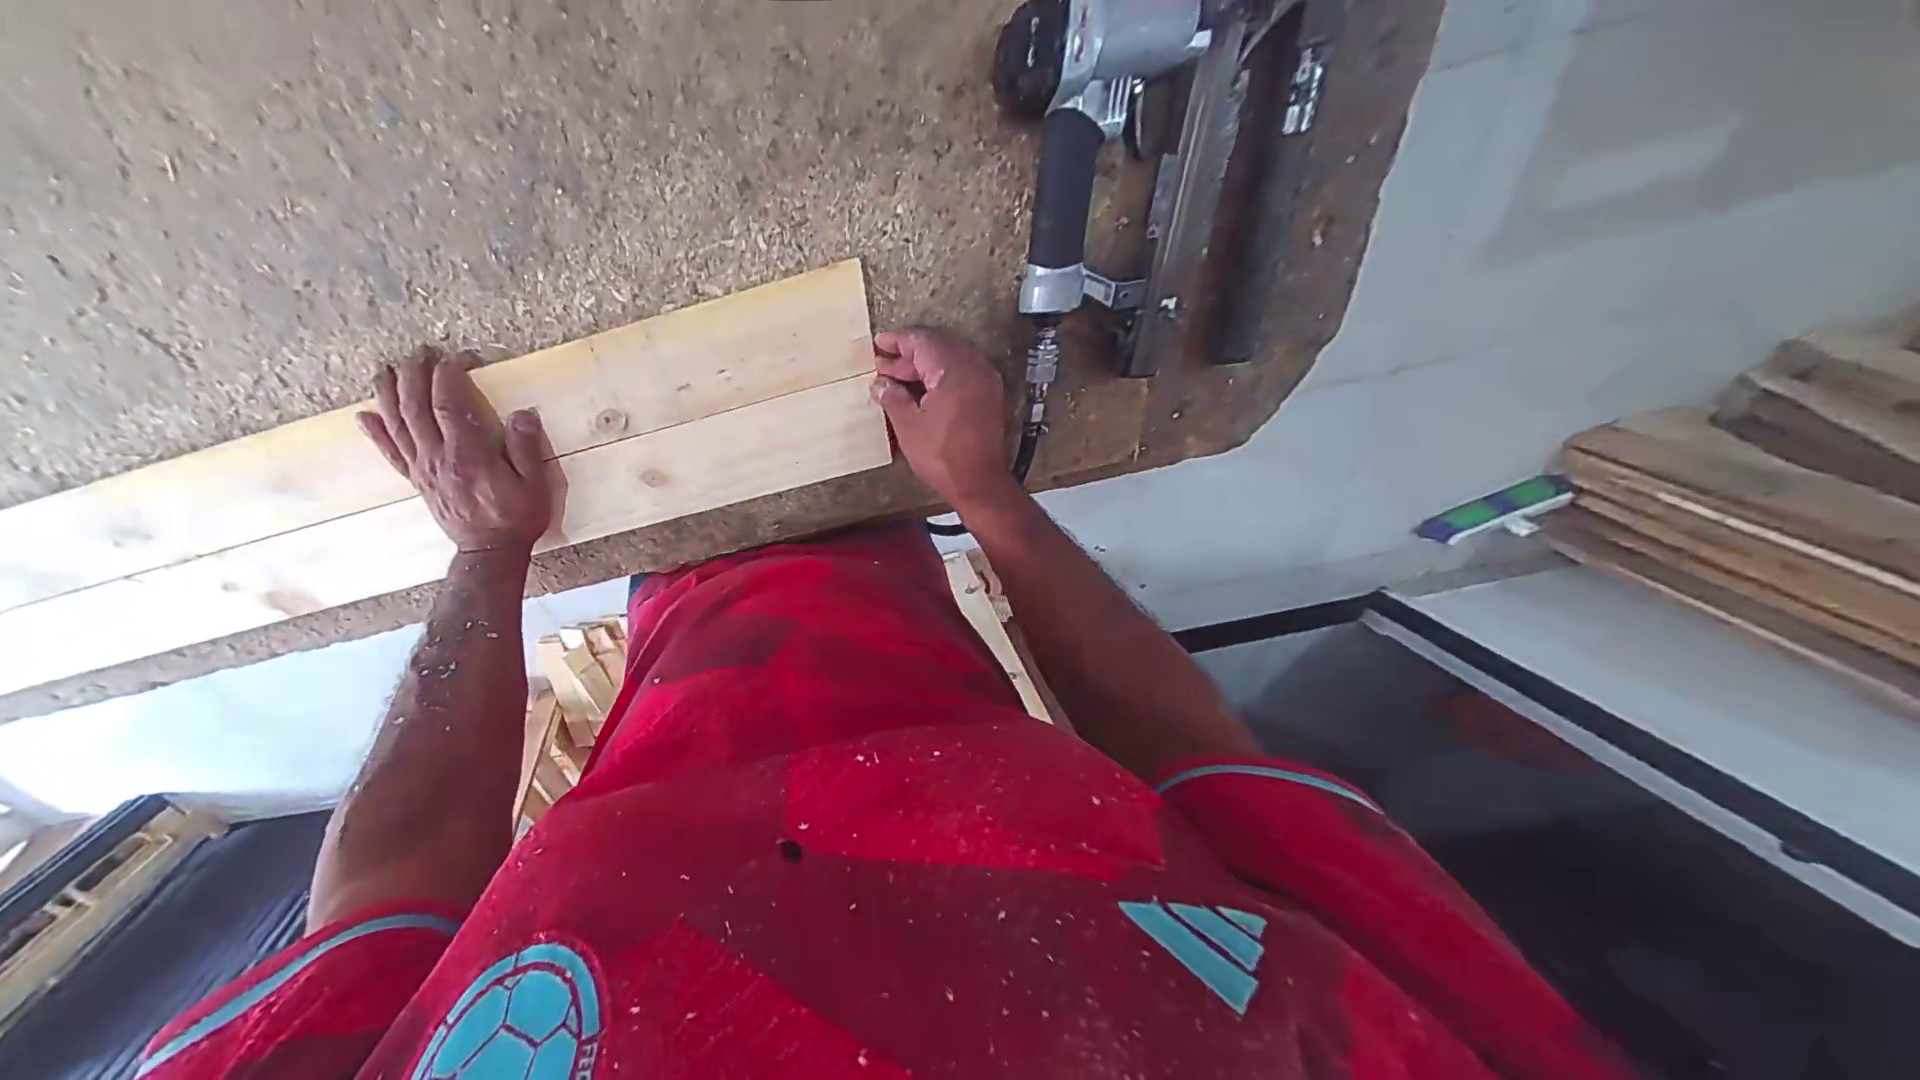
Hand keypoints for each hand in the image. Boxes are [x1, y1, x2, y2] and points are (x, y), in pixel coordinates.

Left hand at [358, 346, 552, 556]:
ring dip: (389, 393)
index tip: (456, 358)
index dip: (448, 376)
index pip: (449, 405)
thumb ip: (526, 449)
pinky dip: (376, 432)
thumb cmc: (518, 517)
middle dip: (415, 375)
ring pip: (397, 423)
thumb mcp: (535, 484)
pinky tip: (366, 415)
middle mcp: (438, 457)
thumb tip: (522, 415)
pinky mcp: (417, 480)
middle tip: (419, 353)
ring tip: (387, 369)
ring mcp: (423, 469)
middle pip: (415, 407)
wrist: (490, 551)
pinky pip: (391, 452)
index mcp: (468, 455)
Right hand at [871, 327, 1018, 510]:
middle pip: (938, 346)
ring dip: (923, 366)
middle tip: (883, 364)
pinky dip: (940, 377)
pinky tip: (921, 391)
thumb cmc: (943, 456)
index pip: (922, 341)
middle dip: (908, 354)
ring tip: (896, 379)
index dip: (897, 340)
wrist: (980, 483)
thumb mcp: (909, 426)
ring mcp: (985, 381)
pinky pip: (962, 374)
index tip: (878, 343)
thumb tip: (879, 384)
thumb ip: (893, 398)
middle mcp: (974, 367)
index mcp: (954, 369)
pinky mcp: (989, 396)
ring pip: (950, 359)